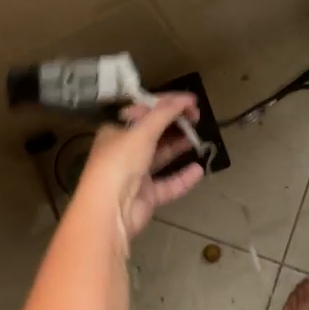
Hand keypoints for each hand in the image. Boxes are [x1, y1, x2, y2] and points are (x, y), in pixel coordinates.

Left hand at [75, 93, 205, 239]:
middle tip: (196, 118)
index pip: (142, 111)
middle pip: (153, 133)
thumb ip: (164, 113)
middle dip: (174, 124)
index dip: (166, 104)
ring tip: (198, 138)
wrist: (109, 211)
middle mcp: (123, 151)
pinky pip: (168, 184)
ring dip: (178, 147)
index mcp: (115, 132)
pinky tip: (199, 170)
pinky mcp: (146, 196)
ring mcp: (134, 175)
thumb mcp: (142, 131)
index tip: (190, 101)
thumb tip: (185, 99)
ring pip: (160, 157)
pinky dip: (183, 177)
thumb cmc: (120, 162)